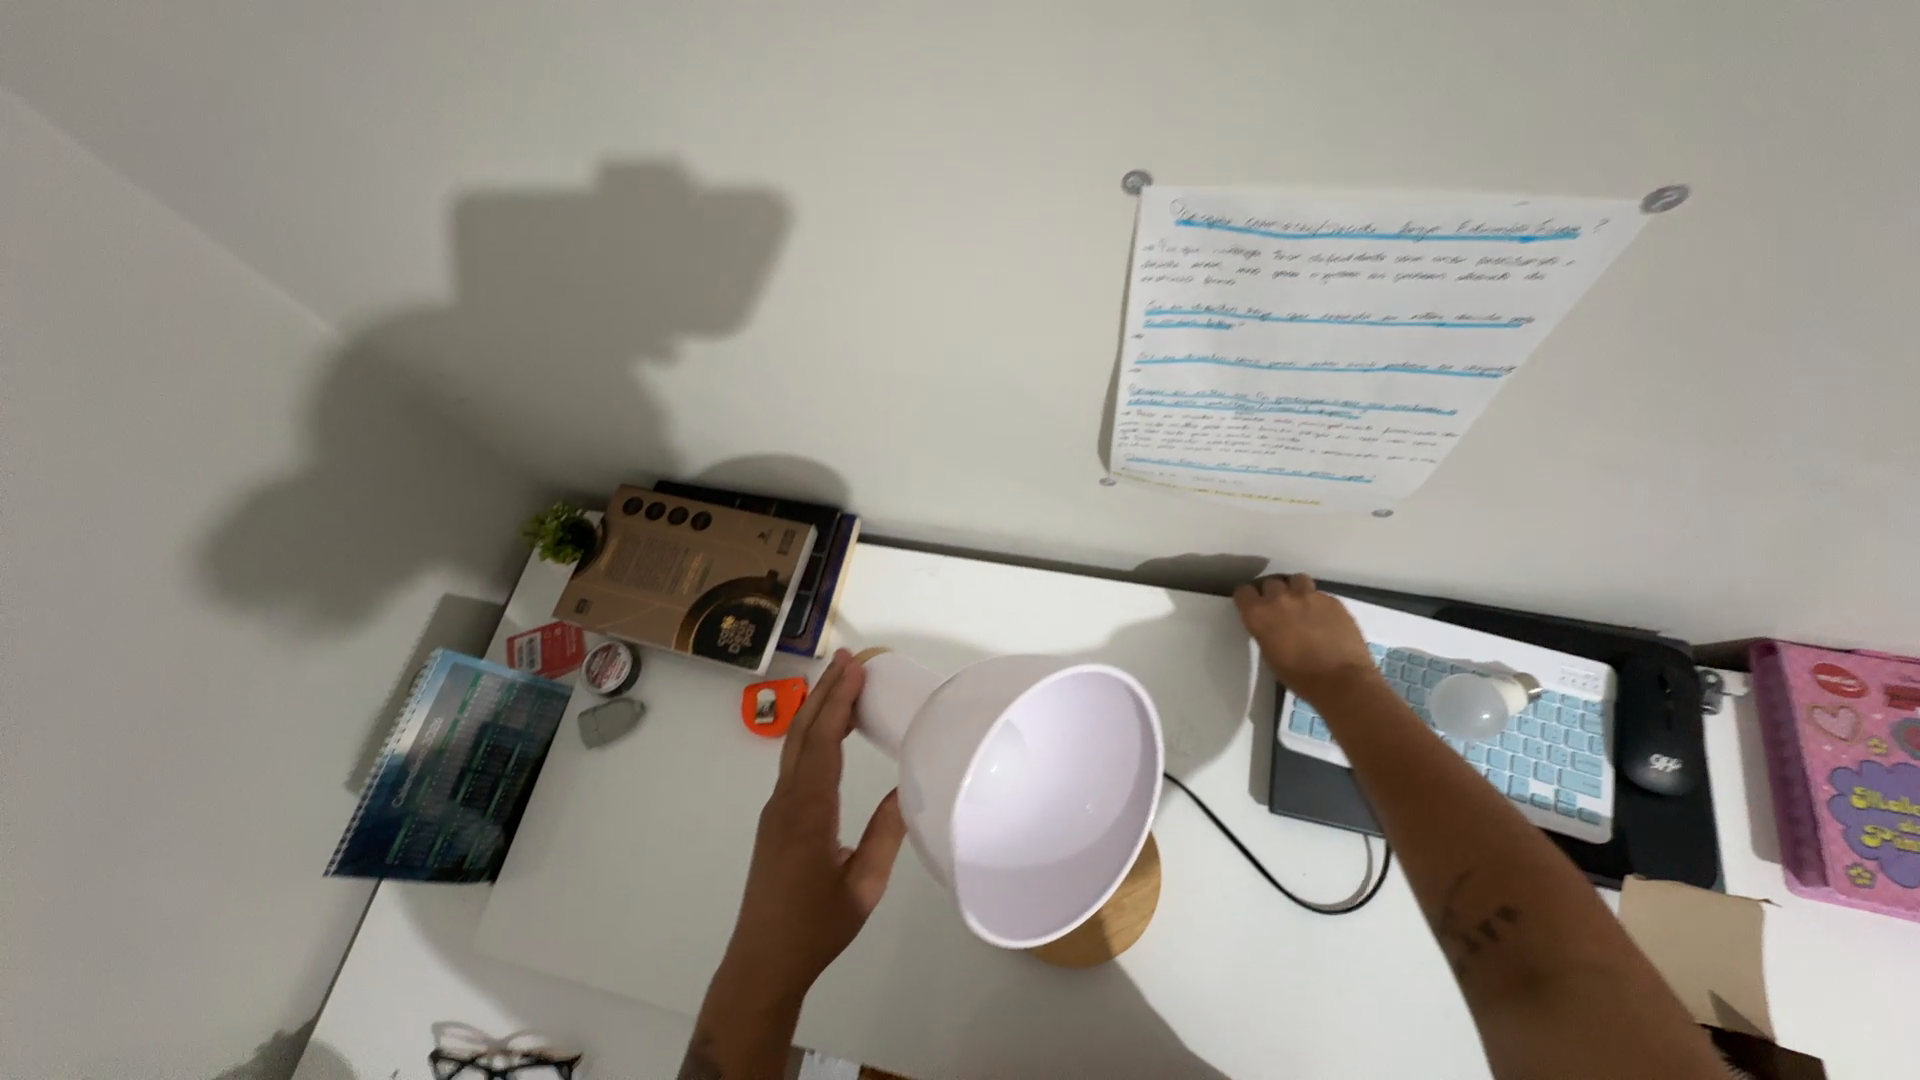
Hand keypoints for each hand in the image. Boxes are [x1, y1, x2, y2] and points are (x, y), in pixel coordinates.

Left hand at [715, 649, 908, 1005]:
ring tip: (843, 681)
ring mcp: (777, 809)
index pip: (822, 743)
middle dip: (825, 691)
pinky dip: (814, 734)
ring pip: (795, 745)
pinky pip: (795, 763)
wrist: (763, 960)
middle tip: (849, 657)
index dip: (839, 701)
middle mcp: (787, 801)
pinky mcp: (778, 818)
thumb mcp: (864, 887)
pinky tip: (832, 731)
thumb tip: (908, 788)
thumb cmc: (816, 928)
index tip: (856, 668)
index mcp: (808, 813)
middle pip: (802, 732)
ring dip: (818, 709)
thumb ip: (886, 835)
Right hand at [1234, 574, 1382, 704]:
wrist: (1341, 681)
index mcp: (1259, 614)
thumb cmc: (1299, 677)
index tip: (1252, 606)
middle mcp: (1281, 599)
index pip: (1244, 592)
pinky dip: (1318, 603)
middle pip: (1271, 582)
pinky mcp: (1333, 600)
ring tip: (1302, 605)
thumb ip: (1266, 631)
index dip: (1248, 598)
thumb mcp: (1270, 654)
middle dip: (1273, 593)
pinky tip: (1324, 619)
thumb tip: (1272, 625)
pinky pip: (1320, 594)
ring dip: (1295, 590)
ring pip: (1297, 580)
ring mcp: (1309, 596)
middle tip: (1279, 609)